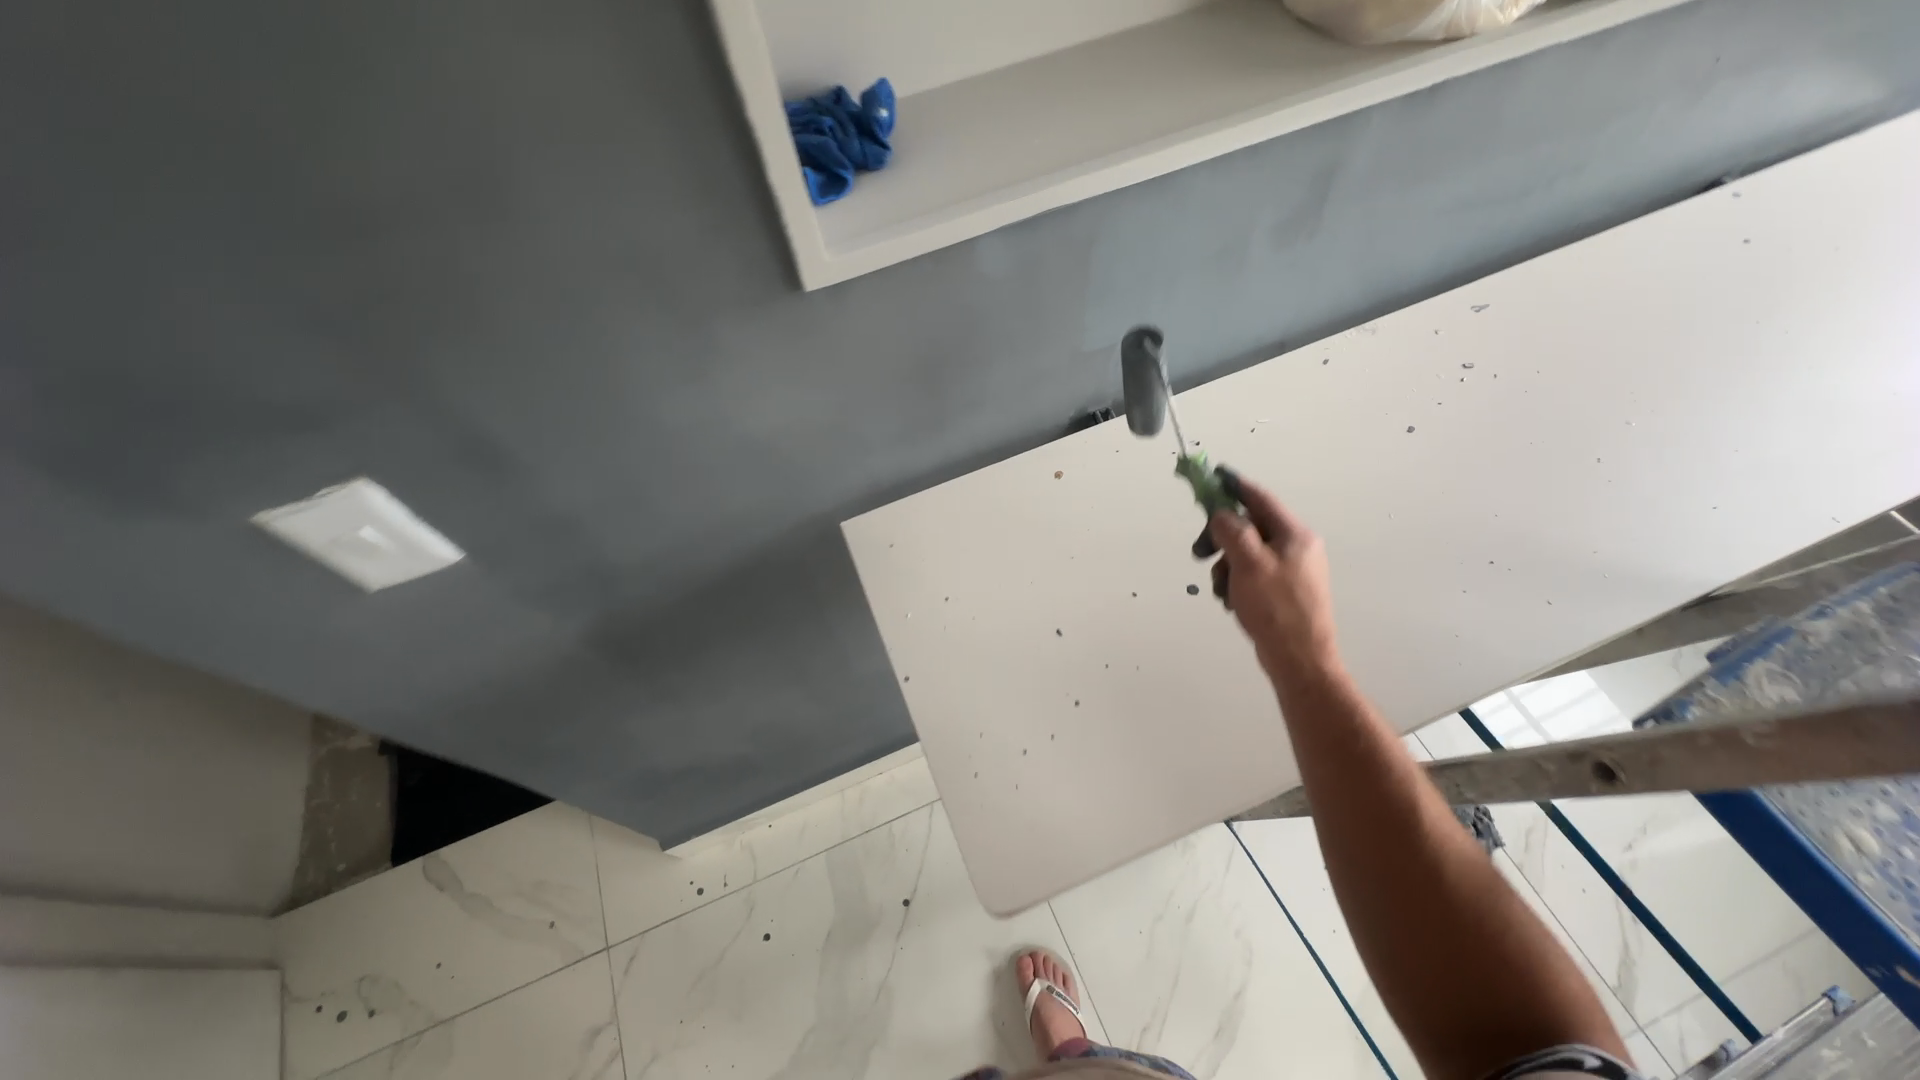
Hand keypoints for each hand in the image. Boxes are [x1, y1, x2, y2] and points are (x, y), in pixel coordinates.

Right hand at [1193, 468, 1340, 682]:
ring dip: (1226, 565)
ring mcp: (1291, 571)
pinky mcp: (1283, 593)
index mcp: (1294, 535)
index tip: (1210, 476)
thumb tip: (1222, 514)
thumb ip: (1232, 531)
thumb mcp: (1249, 564)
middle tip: (1199, 552)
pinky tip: (1232, 601)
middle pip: (1249, 527)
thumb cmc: (1276, 609)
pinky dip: (1236, 582)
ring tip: (1221, 589)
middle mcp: (1296, 548)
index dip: (1233, 486)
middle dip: (1221, 537)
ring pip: (1246, 553)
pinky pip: (1251, 575)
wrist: (1299, 659)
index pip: (1259, 499)